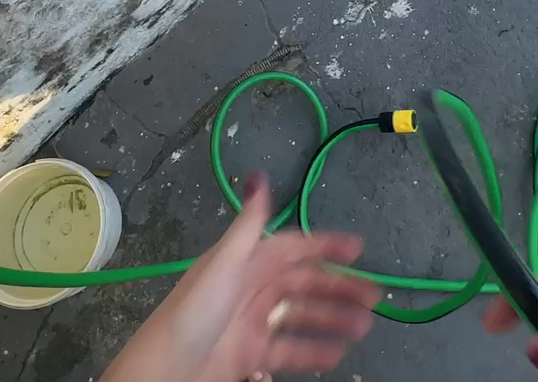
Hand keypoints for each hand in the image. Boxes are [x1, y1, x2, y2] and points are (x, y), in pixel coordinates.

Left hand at [103, 173, 381, 381]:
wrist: (164, 374)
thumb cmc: (193, 314)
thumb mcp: (222, 264)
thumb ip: (247, 224)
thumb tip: (259, 176)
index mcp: (250, 261)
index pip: (296, 246)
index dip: (326, 244)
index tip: (358, 246)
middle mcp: (255, 288)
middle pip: (306, 282)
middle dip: (340, 286)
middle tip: (373, 295)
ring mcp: (254, 323)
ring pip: (303, 315)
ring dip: (333, 318)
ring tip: (363, 327)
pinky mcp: (251, 355)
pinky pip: (290, 350)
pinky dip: (314, 351)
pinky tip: (336, 355)